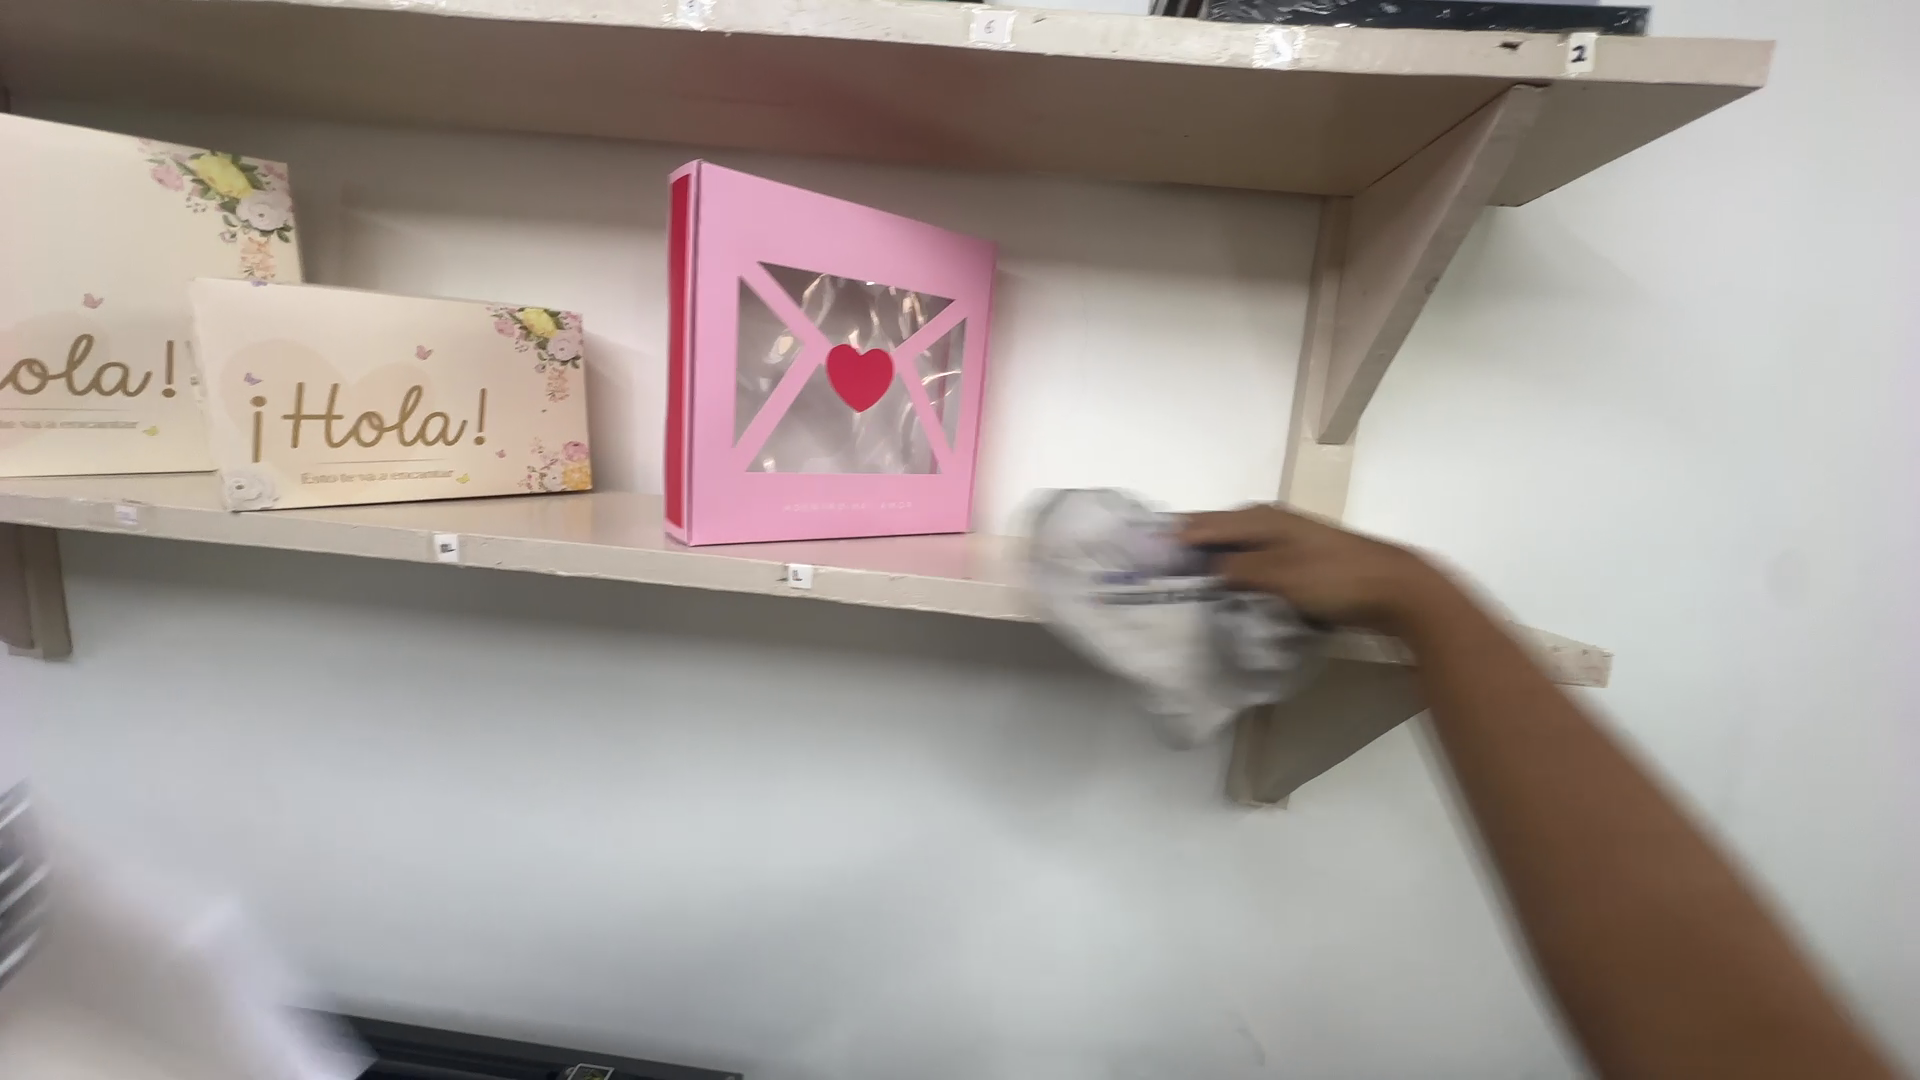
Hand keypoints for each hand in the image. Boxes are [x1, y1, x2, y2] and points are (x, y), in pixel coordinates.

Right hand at [1180, 504, 1454, 634]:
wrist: (1398, 591)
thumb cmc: (1335, 578)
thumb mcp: (1277, 575)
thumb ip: (1234, 570)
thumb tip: (1203, 572)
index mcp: (1256, 518)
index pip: (1196, 524)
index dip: (1168, 542)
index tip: (1142, 564)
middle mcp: (1265, 522)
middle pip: (1211, 534)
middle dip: (1184, 554)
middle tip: (1157, 583)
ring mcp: (1281, 541)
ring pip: (1229, 551)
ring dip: (1208, 568)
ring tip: (1183, 593)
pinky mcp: (1293, 562)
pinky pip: (1248, 566)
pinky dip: (1232, 577)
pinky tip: (1223, 597)